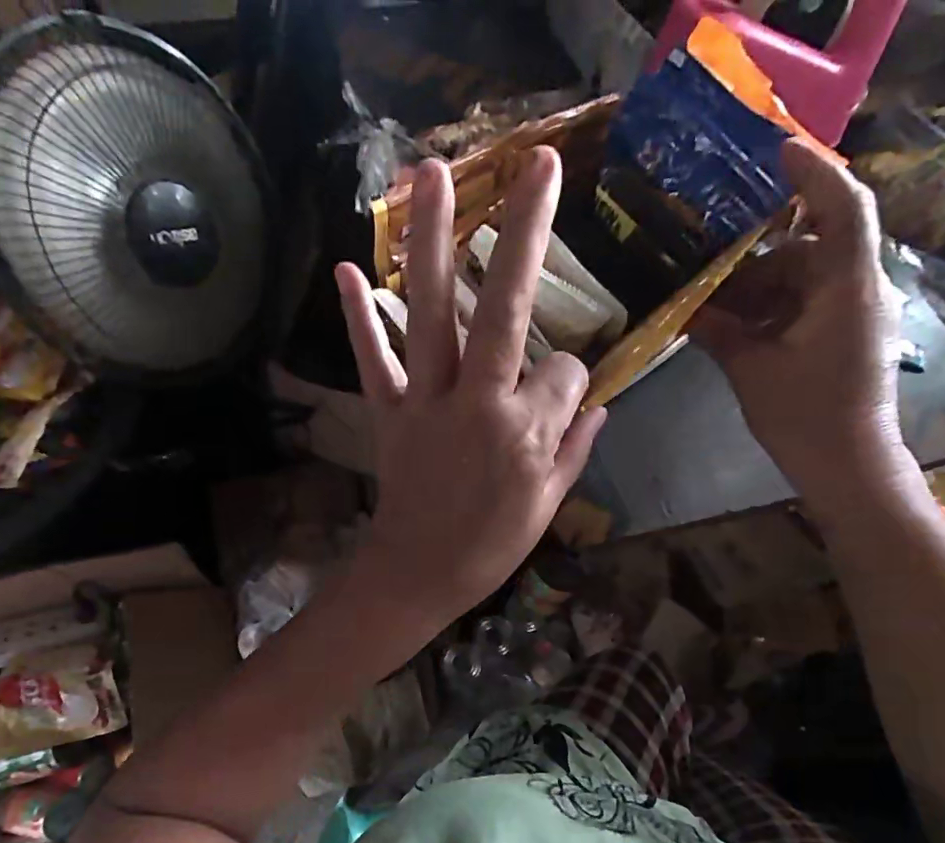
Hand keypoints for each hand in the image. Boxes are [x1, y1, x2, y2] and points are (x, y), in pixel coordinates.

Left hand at [334, 148, 606, 631]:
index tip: (563, 399)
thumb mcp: (550, 503)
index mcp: (528, 429)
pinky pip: (373, 359)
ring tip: (433, 175)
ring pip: (431, 313)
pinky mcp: (388, 411)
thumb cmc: (492, 546)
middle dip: (525, 231)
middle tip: (537, 166)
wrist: (419, 575)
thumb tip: (598, 402)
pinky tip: (346, 268)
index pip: (566, 370)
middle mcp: (479, 400)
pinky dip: (359, 318)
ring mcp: (426, 401)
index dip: (572, 380)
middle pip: (504, 306)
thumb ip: (576, 446)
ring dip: (430, 242)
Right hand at [692, 139, 911, 500]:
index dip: (813, 173)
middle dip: (759, 256)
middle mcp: (861, 290)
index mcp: (848, 287)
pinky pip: (809, 305)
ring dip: (761, 288)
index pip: (843, 207)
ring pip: (806, 279)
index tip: (776, 153)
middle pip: (812, 247)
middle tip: (712, 268)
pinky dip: (774, 310)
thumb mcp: (752, 370)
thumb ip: (721, 332)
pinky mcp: (849, 337)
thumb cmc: (805, 416)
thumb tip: (689, 311)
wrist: (849, 467)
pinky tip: (737, 329)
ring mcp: (858, 314)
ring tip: (715, 308)